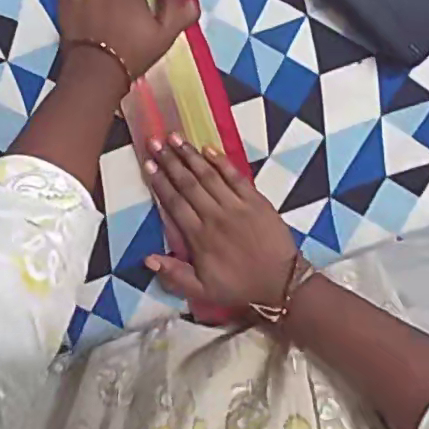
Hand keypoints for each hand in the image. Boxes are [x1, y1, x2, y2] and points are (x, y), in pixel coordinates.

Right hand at [142, 134, 299, 308]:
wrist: (281, 282)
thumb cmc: (239, 285)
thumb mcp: (202, 290)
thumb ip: (174, 274)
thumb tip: (147, 258)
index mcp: (199, 237)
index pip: (174, 203)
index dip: (160, 182)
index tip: (148, 163)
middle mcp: (215, 216)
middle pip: (188, 183)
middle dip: (169, 161)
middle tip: (155, 141)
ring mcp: (236, 206)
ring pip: (208, 175)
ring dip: (190, 155)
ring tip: (175, 137)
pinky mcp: (255, 200)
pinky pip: (235, 176)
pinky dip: (221, 162)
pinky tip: (207, 148)